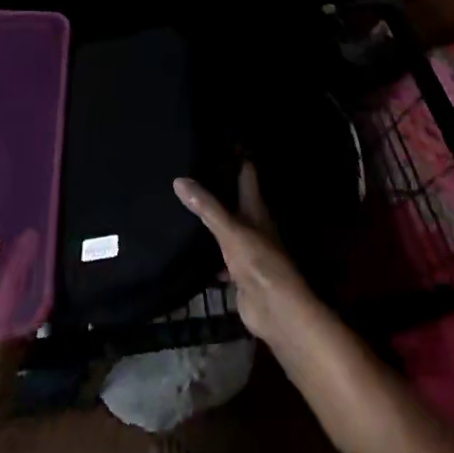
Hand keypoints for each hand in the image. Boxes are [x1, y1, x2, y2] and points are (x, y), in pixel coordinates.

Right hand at [174, 163, 315, 339]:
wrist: (274, 308)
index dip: (235, 158)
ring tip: (184, 208)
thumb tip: (179, 180)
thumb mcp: (229, 229)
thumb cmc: (257, 261)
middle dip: (218, 189)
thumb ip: (206, 206)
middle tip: (191, 174)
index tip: (217, 144)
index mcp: (256, 208)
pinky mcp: (240, 273)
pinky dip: (208, 255)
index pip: (247, 175)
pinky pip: (220, 258)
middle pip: (236, 201)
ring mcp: (248, 249)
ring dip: (212, 221)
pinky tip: (189, 252)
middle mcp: (254, 224)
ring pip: (228, 229)